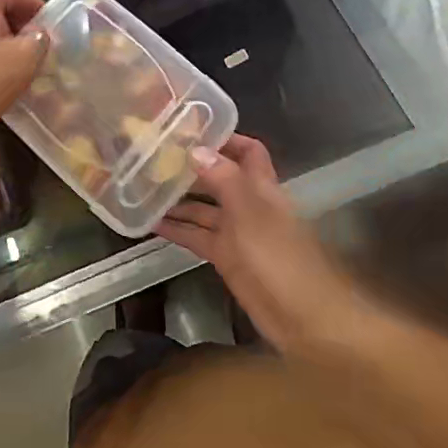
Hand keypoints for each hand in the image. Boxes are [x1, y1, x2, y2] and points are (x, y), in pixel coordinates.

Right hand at [155, 135, 367, 353]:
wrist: (304, 317)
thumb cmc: (279, 259)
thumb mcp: (249, 213)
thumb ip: (223, 179)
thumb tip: (195, 148)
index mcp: (262, 187)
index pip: (248, 151)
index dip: (226, 138)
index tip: (191, 130)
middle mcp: (249, 205)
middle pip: (220, 178)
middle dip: (192, 168)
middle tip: (154, 158)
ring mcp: (238, 233)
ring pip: (204, 209)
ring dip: (179, 200)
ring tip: (144, 189)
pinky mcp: (227, 258)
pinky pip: (198, 237)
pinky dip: (178, 230)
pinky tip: (152, 225)